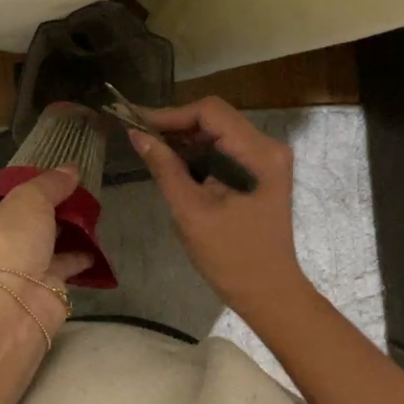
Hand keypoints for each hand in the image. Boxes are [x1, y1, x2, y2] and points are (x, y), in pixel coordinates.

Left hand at [0, 165, 92, 331]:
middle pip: (23, 216)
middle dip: (49, 207)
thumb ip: (51, 183)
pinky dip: (81, 254)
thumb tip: (71, 169)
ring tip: (93, 212)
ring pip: (45, 240)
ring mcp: (16, 263)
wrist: (15, 303)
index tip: (45, 176)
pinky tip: (98, 242)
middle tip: (77, 192)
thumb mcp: (29, 198)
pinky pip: (64, 263)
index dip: (17, 184)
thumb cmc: (8, 240)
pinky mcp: (41, 284)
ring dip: (67, 229)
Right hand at [128, 97, 309, 314]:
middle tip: (138, 138)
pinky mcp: (260, 172)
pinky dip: (197, 153)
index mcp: (257, 153)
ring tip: (151, 150)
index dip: (170, 114)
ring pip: (218, 132)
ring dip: (184, 139)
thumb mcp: (190, 210)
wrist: (267, 291)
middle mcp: (267, 147)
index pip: (210, 112)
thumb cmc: (230, 255)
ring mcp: (266, 160)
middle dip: (175, 125)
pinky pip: (224, 149)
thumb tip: (136, 134)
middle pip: (215, 118)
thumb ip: (164, 167)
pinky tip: (174, 164)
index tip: (135, 125)